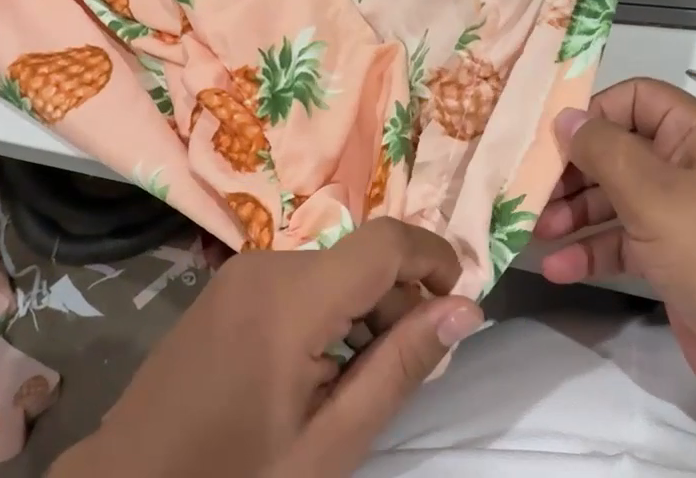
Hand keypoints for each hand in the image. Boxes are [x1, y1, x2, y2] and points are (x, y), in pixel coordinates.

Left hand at [50, 218, 481, 477]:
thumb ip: (402, 367)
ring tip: (357, 380)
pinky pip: (303, 281)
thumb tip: (467, 308)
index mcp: (292, 299)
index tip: (459, 302)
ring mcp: (240, 274)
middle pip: (364, 259)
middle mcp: (266, 265)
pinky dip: (331, 311)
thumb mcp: (330, 442)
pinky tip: (319, 368)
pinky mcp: (228, 287)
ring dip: (366, 311)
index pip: (388, 242)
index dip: (436, 258)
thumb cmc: (233, 477)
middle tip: (403, 370)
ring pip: (336, 270)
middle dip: (400, 302)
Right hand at [535, 78, 695, 412]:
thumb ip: (603, 150)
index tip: (550, 138)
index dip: (595, 111)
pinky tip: (559, 268)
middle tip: (532, 192)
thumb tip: (566, 117)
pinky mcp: (671, 256)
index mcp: (694, 133)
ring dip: (576, 212)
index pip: (636, 98)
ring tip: (537, 232)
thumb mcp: (652, 192)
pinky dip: (593, 250)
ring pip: (616, 197)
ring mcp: (679, 212)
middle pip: (619, 150)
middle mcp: (687, 165)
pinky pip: (623, 240)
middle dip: (575, 171)